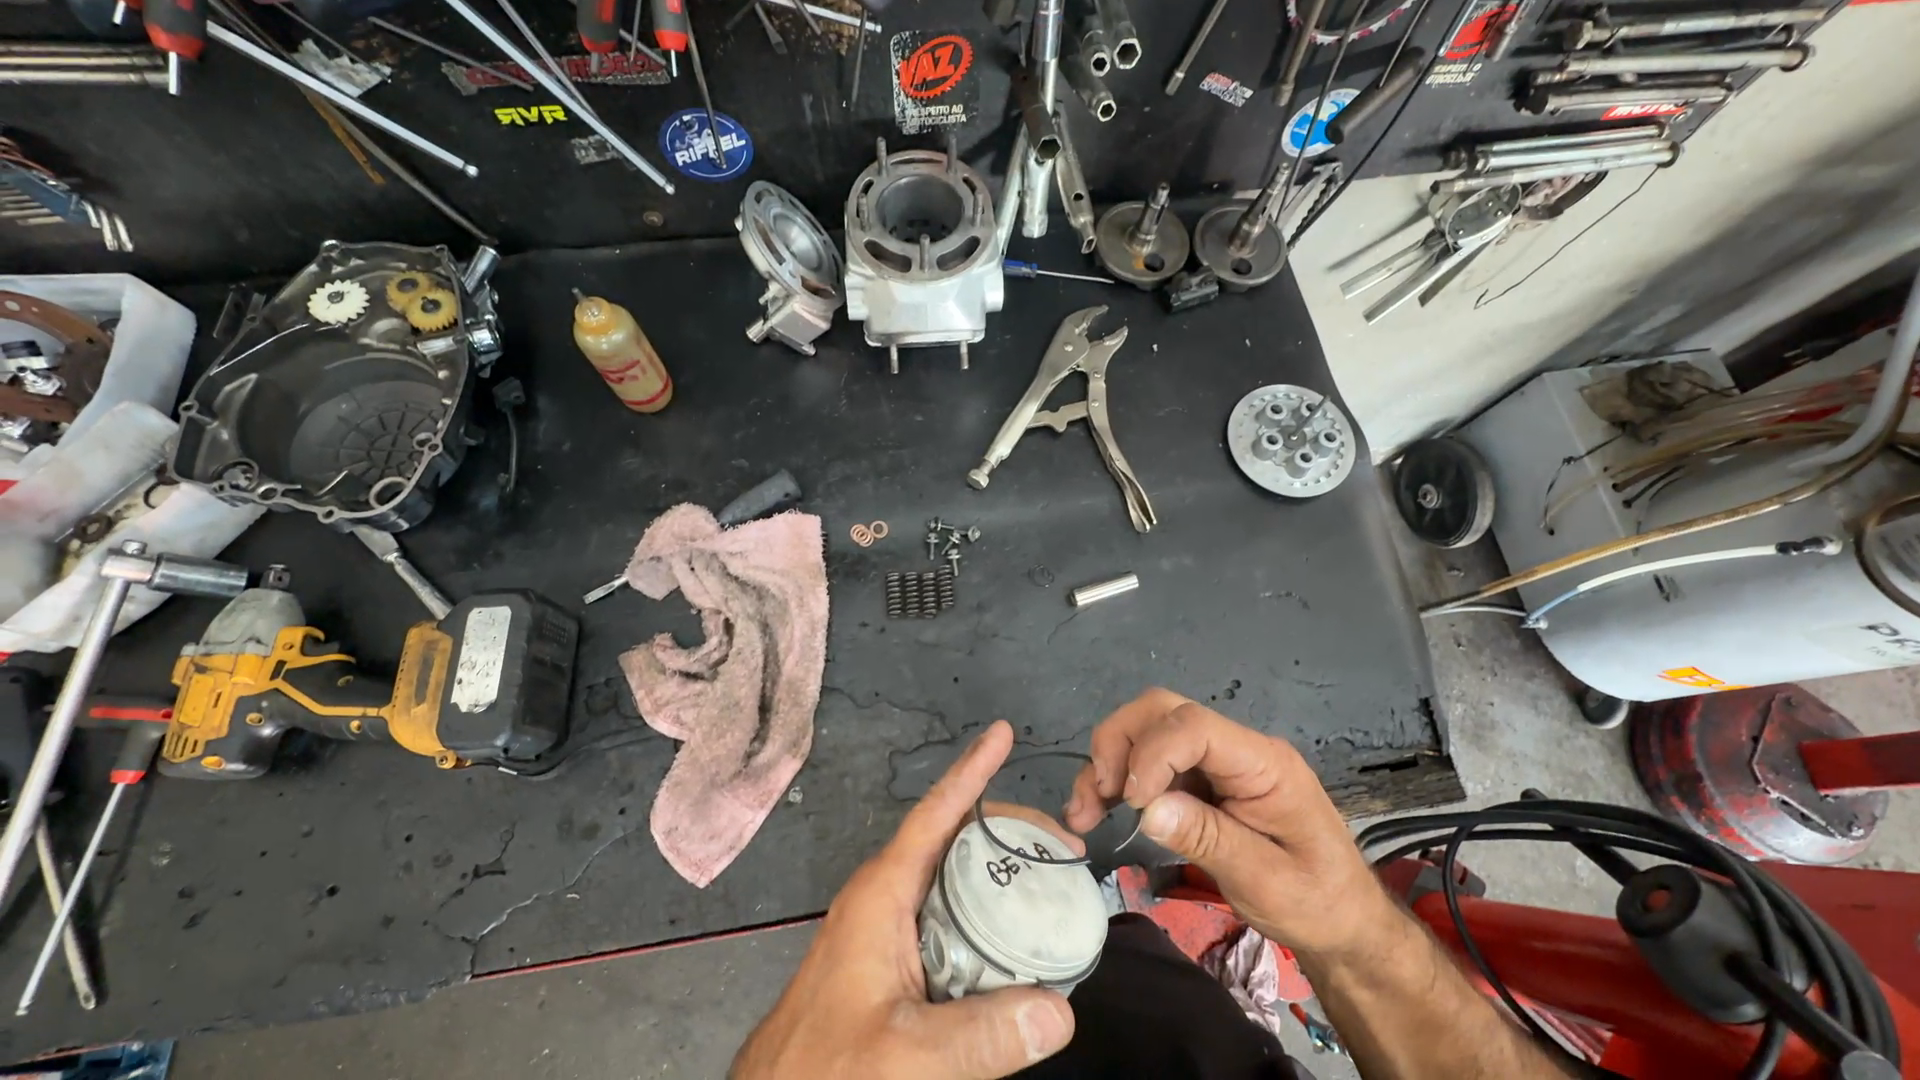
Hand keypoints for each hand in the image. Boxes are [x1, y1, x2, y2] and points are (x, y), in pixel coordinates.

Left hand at [732, 721, 1077, 1078]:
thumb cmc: (829, 1063)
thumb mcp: (907, 1053)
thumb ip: (980, 1036)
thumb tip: (1061, 1011)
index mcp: (882, 892)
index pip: (933, 815)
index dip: (970, 771)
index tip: (1001, 734)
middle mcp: (886, 895)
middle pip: (952, 838)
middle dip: (1006, 828)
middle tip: (1064, 843)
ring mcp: (889, 925)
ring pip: (953, 877)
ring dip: (999, 869)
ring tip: (1051, 877)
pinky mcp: (895, 956)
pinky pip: (950, 915)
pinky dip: (986, 910)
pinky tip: (1018, 932)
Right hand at [1063, 689, 1397, 960]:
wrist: (1342, 921)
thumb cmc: (1315, 902)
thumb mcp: (1265, 881)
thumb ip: (1207, 839)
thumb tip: (1146, 808)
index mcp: (1263, 763)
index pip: (1194, 727)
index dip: (1151, 754)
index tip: (1131, 802)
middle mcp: (1237, 749)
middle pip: (1163, 711)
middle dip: (1119, 743)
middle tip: (1100, 795)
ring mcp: (1217, 762)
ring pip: (1148, 730)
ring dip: (1109, 761)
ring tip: (1085, 811)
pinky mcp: (1201, 780)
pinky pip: (1150, 762)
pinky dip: (1118, 780)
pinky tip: (1097, 809)